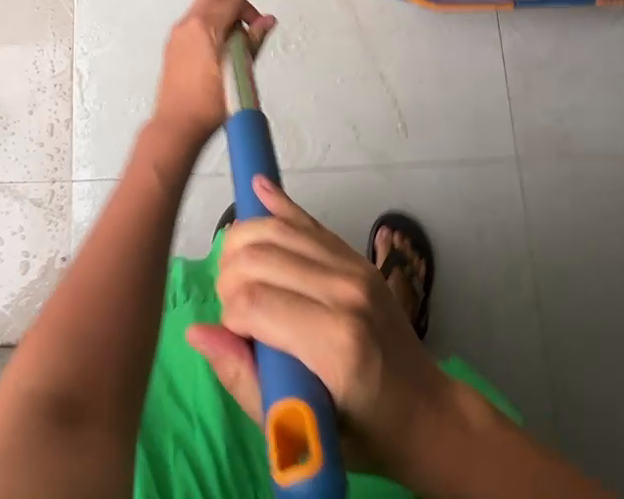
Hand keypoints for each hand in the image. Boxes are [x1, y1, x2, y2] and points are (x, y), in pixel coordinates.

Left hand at [151, 0, 276, 140]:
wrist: (177, 123)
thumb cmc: (210, 102)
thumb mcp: (239, 71)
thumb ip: (252, 42)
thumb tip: (268, 20)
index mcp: (205, 27)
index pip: (231, 2)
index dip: (248, 8)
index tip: (259, 22)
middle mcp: (188, 24)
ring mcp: (178, 34)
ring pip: (199, 3)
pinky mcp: (174, 45)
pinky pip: (192, 17)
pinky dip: (204, 8)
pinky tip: (209, 10)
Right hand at [185, 177, 453, 478]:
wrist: (425, 413)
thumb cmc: (362, 434)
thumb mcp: (299, 433)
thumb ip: (244, 380)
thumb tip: (198, 332)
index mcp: (335, 343)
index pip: (252, 300)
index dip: (230, 316)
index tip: (237, 341)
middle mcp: (346, 294)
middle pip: (258, 256)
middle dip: (229, 279)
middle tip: (236, 313)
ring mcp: (355, 269)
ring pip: (277, 230)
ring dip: (242, 244)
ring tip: (236, 277)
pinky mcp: (358, 258)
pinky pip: (307, 222)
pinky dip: (278, 206)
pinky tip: (257, 190)